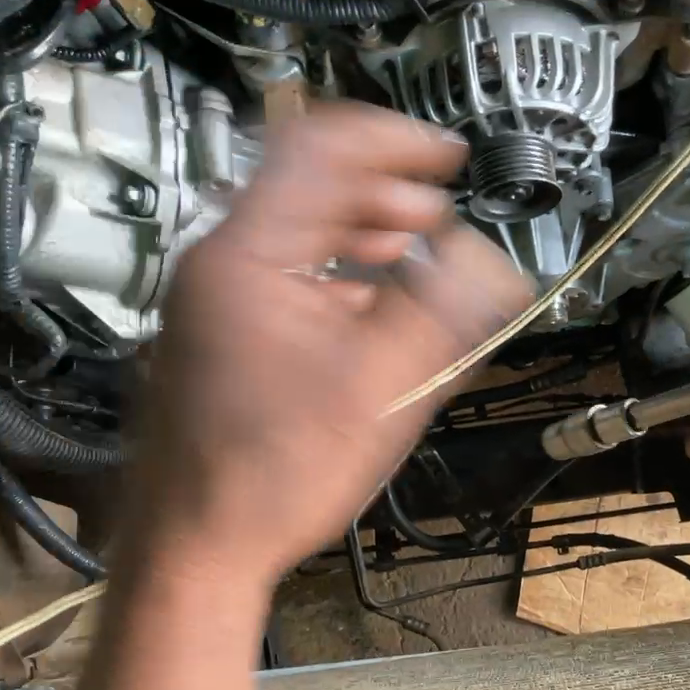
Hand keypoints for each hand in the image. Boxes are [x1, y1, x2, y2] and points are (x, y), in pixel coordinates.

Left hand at [138, 104, 530, 574]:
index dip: (394, 142)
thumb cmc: (270, 478)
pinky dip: (338, 285)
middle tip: (438, 215)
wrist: (196, 547)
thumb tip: (493, 264)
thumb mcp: (379, 389)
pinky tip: (372, 317)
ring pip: (298, 242)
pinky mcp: (221, 344)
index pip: (320, 149)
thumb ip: (443, 314)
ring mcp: (214, 308)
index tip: (445, 156)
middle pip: (308, 192)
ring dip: (364, 242)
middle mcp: (219, 268)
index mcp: (248, 257)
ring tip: (416, 261)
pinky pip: (287, 286)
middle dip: (386, 197)